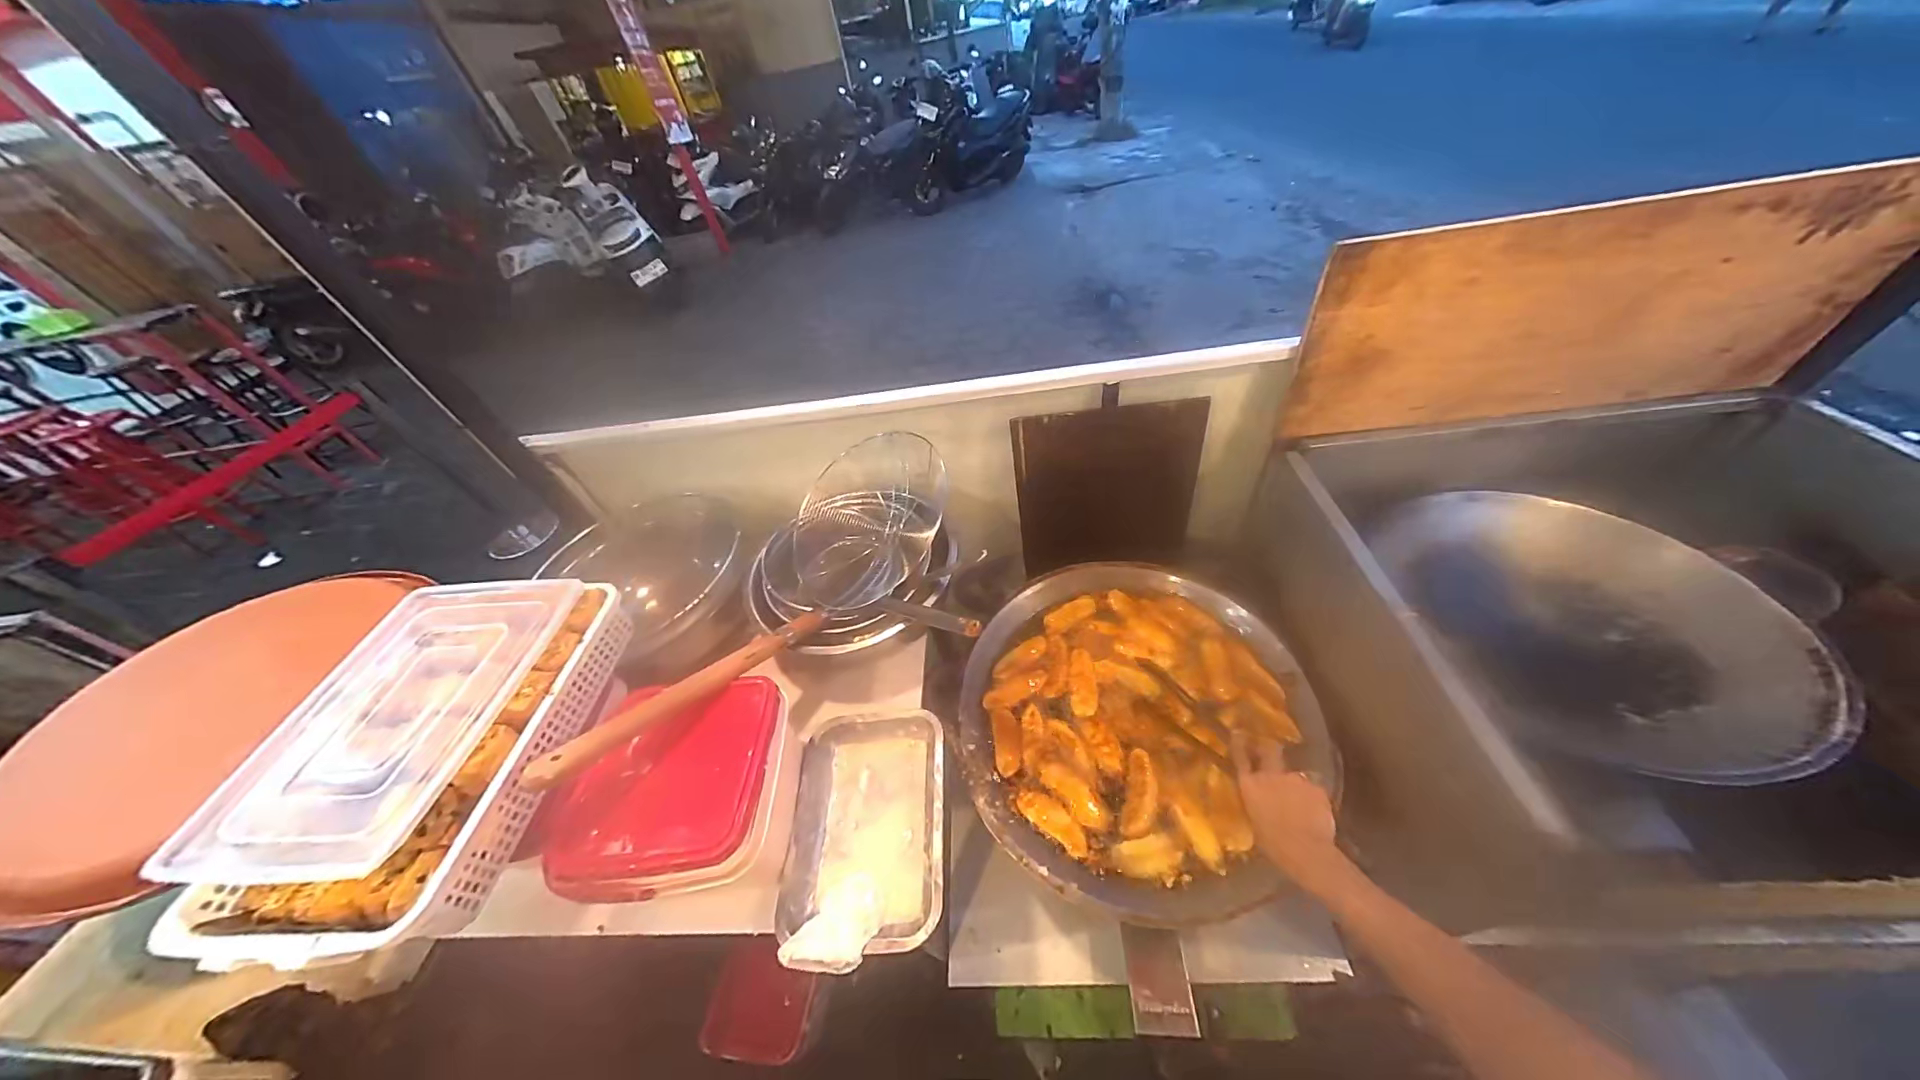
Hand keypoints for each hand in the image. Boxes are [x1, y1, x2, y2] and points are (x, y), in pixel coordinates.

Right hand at [1231, 731, 1348, 895]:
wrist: (1306, 851)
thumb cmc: (1273, 844)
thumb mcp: (1255, 821)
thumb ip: (1256, 803)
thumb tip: (1260, 799)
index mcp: (1250, 785)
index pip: (1241, 757)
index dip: (1239, 743)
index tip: (1239, 734)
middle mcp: (1271, 775)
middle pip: (1269, 750)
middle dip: (1269, 748)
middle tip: (1269, 750)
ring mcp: (1296, 779)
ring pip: (1295, 774)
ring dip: (1294, 783)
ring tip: (1299, 801)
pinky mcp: (1317, 788)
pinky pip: (1312, 788)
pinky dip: (1312, 796)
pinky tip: (1315, 811)